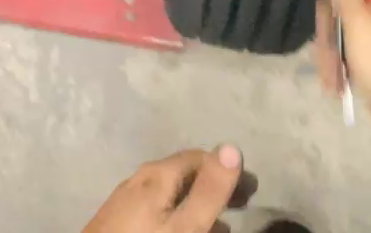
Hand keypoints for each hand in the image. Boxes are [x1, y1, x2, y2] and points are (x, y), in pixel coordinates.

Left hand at [82, 146, 243, 232]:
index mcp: (157, 173)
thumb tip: (232, 145)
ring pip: (170, 193)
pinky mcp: (118, 220)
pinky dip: (179, 214)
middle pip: (184, 173)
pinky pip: (157, 209)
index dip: (227, 169)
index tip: (251, 188)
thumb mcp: (185, 227)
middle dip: (213, 185)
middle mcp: (140, 178)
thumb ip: (208, 190)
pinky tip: (185, 230)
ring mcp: (126, 199)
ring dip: (197, 202)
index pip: (199, 157)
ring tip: (221, 224)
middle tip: (241, 204)